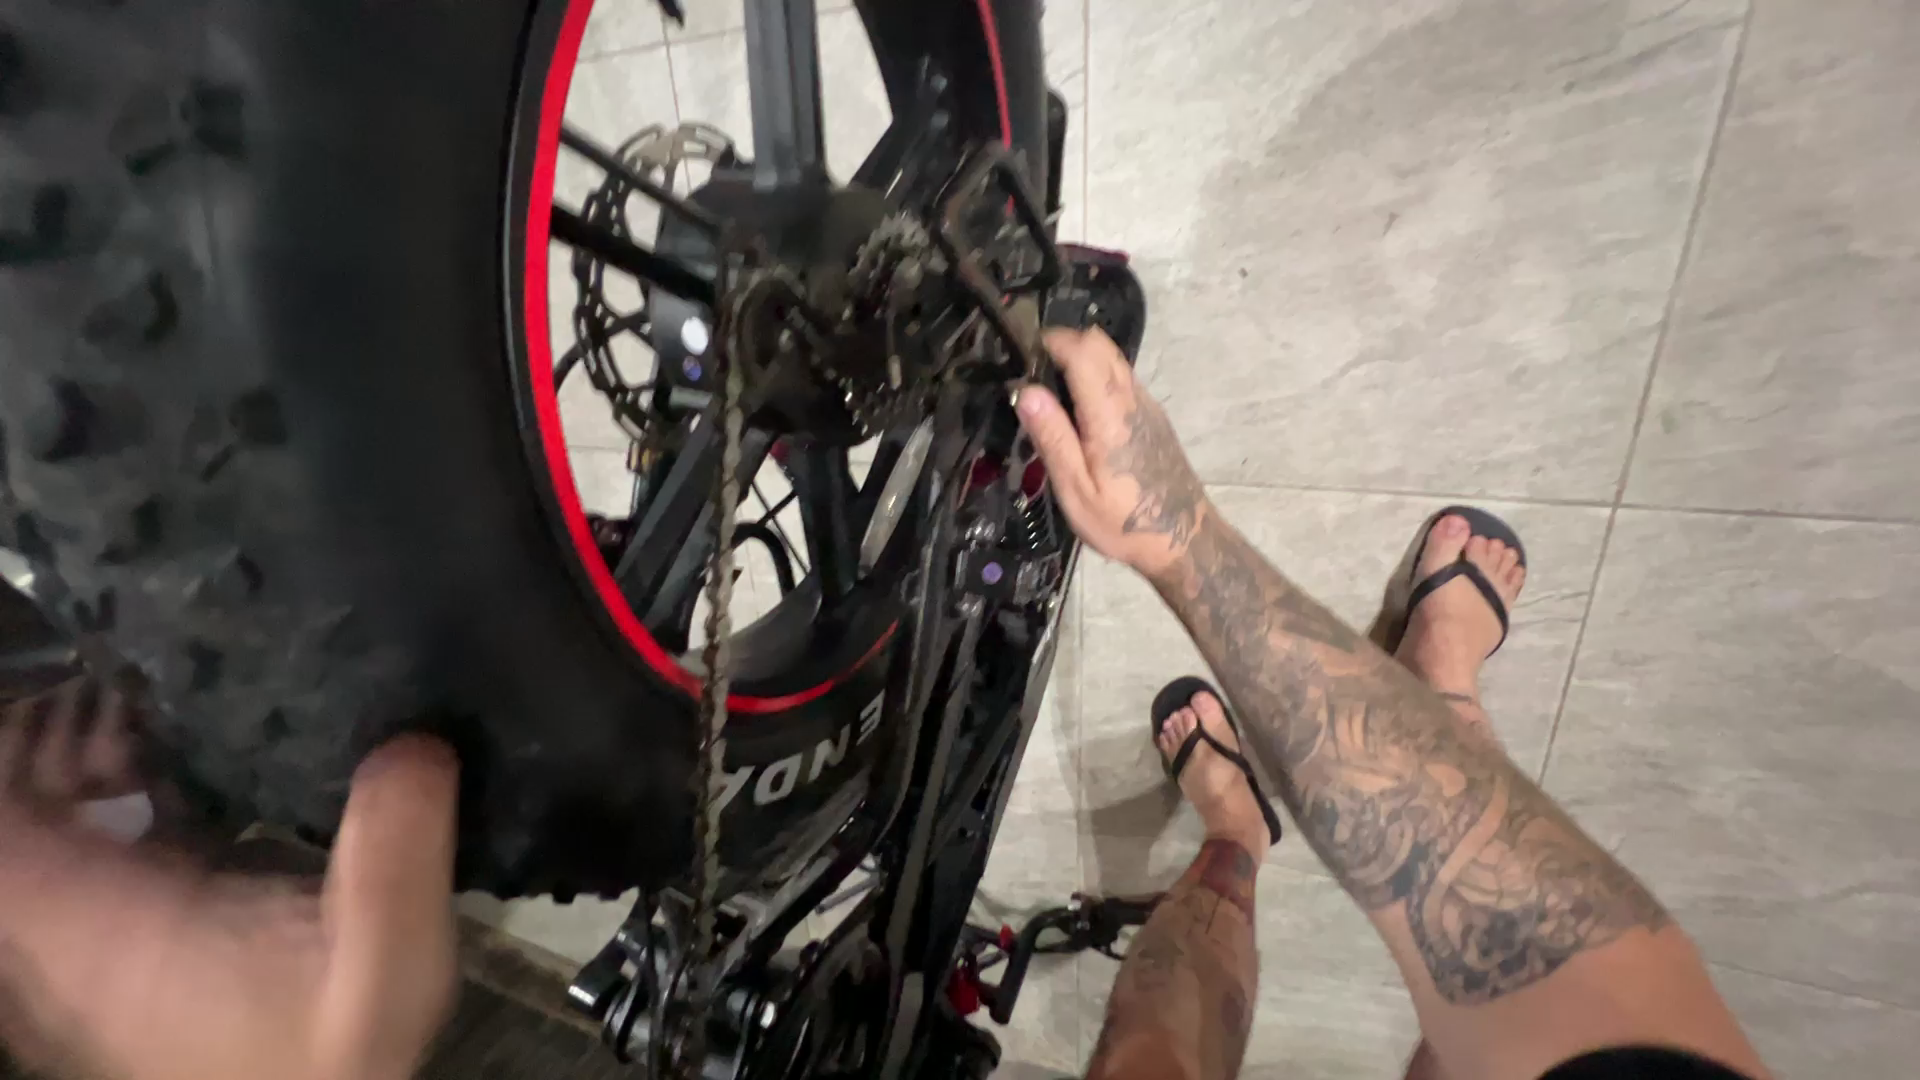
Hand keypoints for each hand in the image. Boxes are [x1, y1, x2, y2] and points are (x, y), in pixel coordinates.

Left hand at [0, 689, 459, 1079]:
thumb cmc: (347, 1042)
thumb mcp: (391, 949)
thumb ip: (395, 850)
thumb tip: (413, 742)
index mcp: (113, 930)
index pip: (0, 836)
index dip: (14, 747)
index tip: (87, 677)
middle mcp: (83, 933)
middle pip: (15, 824)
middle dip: (52, 736)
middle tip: (151, 669)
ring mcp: (113, 938)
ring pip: (51, 835)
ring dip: (84, 763)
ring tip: (165, 702)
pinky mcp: (156, 938)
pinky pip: (104, 851)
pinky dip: (125, 797)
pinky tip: (195, 765)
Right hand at [1016, 327, 1209, 580]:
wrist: (1183, 539)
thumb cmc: (1123, 522)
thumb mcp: (1077, 490)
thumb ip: (1053, 438)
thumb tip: (1025, 391)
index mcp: (1110, 415)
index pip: (1083, 351)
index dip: (1051, 342)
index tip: (1023, 354)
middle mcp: (1132, 400)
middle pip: (1101, 344)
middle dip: (1065, 344)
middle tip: (1033, 370)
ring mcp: (1147, 406)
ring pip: (1113, 359)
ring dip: (1081, 360)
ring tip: (1051, 391)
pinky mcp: (1153, 417)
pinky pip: (1122, 380)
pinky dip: (1097, 378)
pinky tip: (1079, 413)